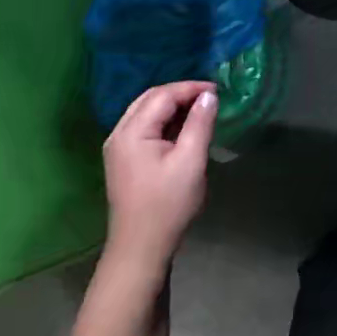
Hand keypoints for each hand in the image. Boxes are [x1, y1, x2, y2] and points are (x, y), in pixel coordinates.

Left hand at [102, 81, 217, 266]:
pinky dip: (165, 121)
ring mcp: (118, 147)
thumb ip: (200, 123)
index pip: (162, 95)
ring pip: (146, 112)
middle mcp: (119, 133)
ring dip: (173, 106)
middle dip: (181, 93)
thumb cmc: (168, 203)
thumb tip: (209, 96)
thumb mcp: (190, 160)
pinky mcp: (124, 160)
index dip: (191, 88)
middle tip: (210, 98)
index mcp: (132, 131)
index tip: (218, 90)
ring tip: (201, 110)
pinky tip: (184, 129)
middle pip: (150, 99)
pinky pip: (144, 128)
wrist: (141, 246)